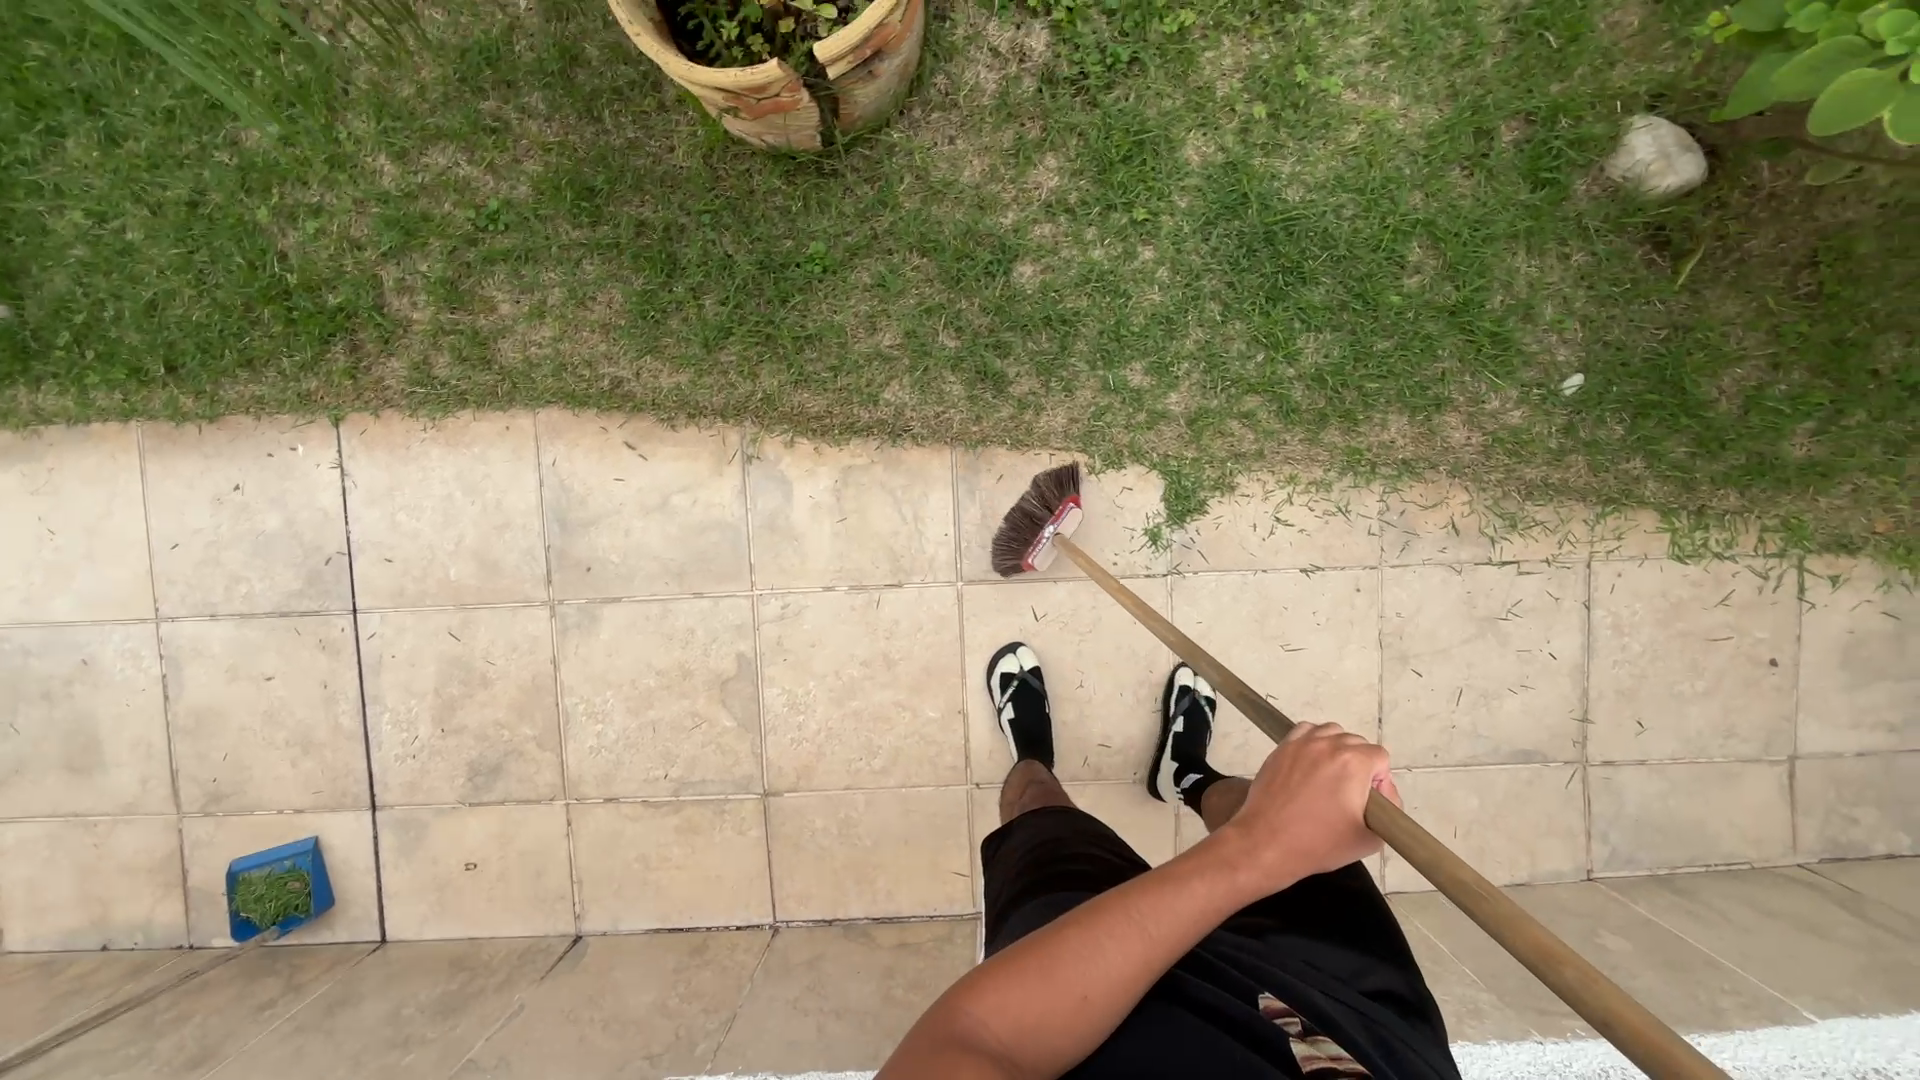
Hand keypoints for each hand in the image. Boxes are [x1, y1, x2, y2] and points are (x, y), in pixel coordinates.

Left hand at [1215, 722, 1400, 891]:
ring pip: (1330, 732)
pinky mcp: (1281, 748)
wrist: (1269, 840)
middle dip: (1360, 764)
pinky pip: (1304, 731)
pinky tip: (1312, 764)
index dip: (1379, 778)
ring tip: (1331, 777)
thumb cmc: (1320, 842)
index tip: (1368, 798)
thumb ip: (1391, 806)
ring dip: (1337, 749)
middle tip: (1350, 792)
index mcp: (1352, 762)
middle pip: (1355, 742)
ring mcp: (1300, 743)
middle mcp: (1326, 745)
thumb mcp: (1372, 836)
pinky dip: (1313, 741)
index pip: (1379, 756)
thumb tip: (1383, 787)